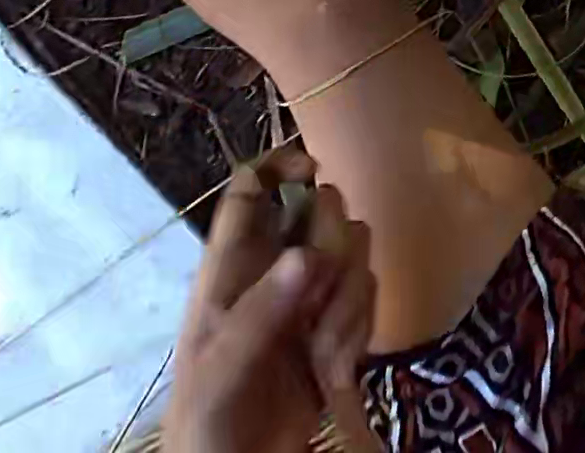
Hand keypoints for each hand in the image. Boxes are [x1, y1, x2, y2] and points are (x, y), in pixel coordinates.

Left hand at [164, 147, 376, 452]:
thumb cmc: (214, 419)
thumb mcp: (223, 370)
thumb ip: (263, 311)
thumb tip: (307, 255)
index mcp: (234, 264)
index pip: (252, 188)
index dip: (279, 164)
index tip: (312, 171)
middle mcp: (278, 262)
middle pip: (324, 207)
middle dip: (332, 247)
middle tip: (319, 292)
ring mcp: (314, 286)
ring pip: (355, 245)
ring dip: (347, 299)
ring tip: (322, 350)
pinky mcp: (343, 312)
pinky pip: (370, 287)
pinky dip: (358, 327)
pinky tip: (333, 365)